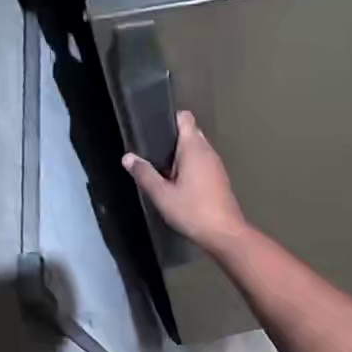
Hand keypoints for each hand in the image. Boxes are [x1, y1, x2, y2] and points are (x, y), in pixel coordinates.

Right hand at [122, 111, 249, 254]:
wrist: (224, 234)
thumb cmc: (193, 211)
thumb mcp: (162, 195)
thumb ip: (144, 174)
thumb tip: (127, 157)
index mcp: (194, 147)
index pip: (184, 118)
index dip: (169, 119)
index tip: (153, 130)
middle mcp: (208, 151)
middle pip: (189, 133)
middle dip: (172, 140)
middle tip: (152, 155)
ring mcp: (216, 164)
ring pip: (196, 149)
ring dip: (181, 155)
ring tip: (162, 170)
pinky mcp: (219, 178)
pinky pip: (202, 162)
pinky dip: (190, 166)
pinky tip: (178, 184)